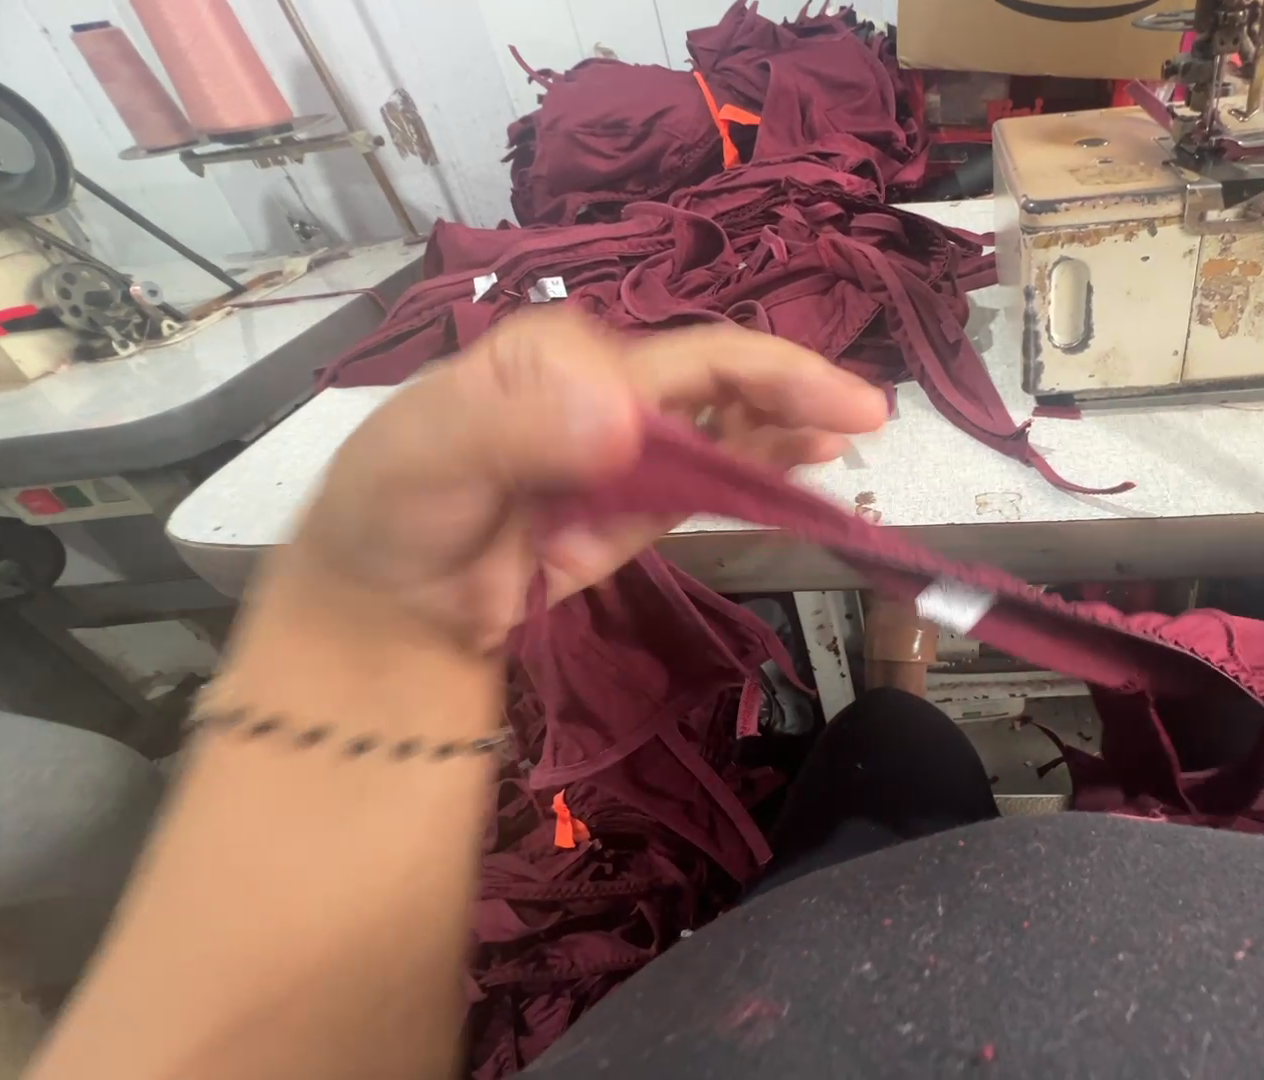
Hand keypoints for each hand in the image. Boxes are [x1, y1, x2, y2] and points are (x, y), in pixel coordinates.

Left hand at [268, 309, 887, 655]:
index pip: (687, 356)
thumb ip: (510, 428)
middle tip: (868, 412)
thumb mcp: (426, 462)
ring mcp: (631, 448)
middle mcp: (608, 390)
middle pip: (722, 377)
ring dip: (793, 422)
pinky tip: (807, 460)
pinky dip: (766, 465)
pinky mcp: (644, 499)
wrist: (396, 606)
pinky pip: (717, 473)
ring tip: (854, 428)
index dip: (766, 376)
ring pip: (731, 420)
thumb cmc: (394, 521)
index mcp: (565, 360)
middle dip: (798, 388)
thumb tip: (621, 410)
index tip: (834, 412)